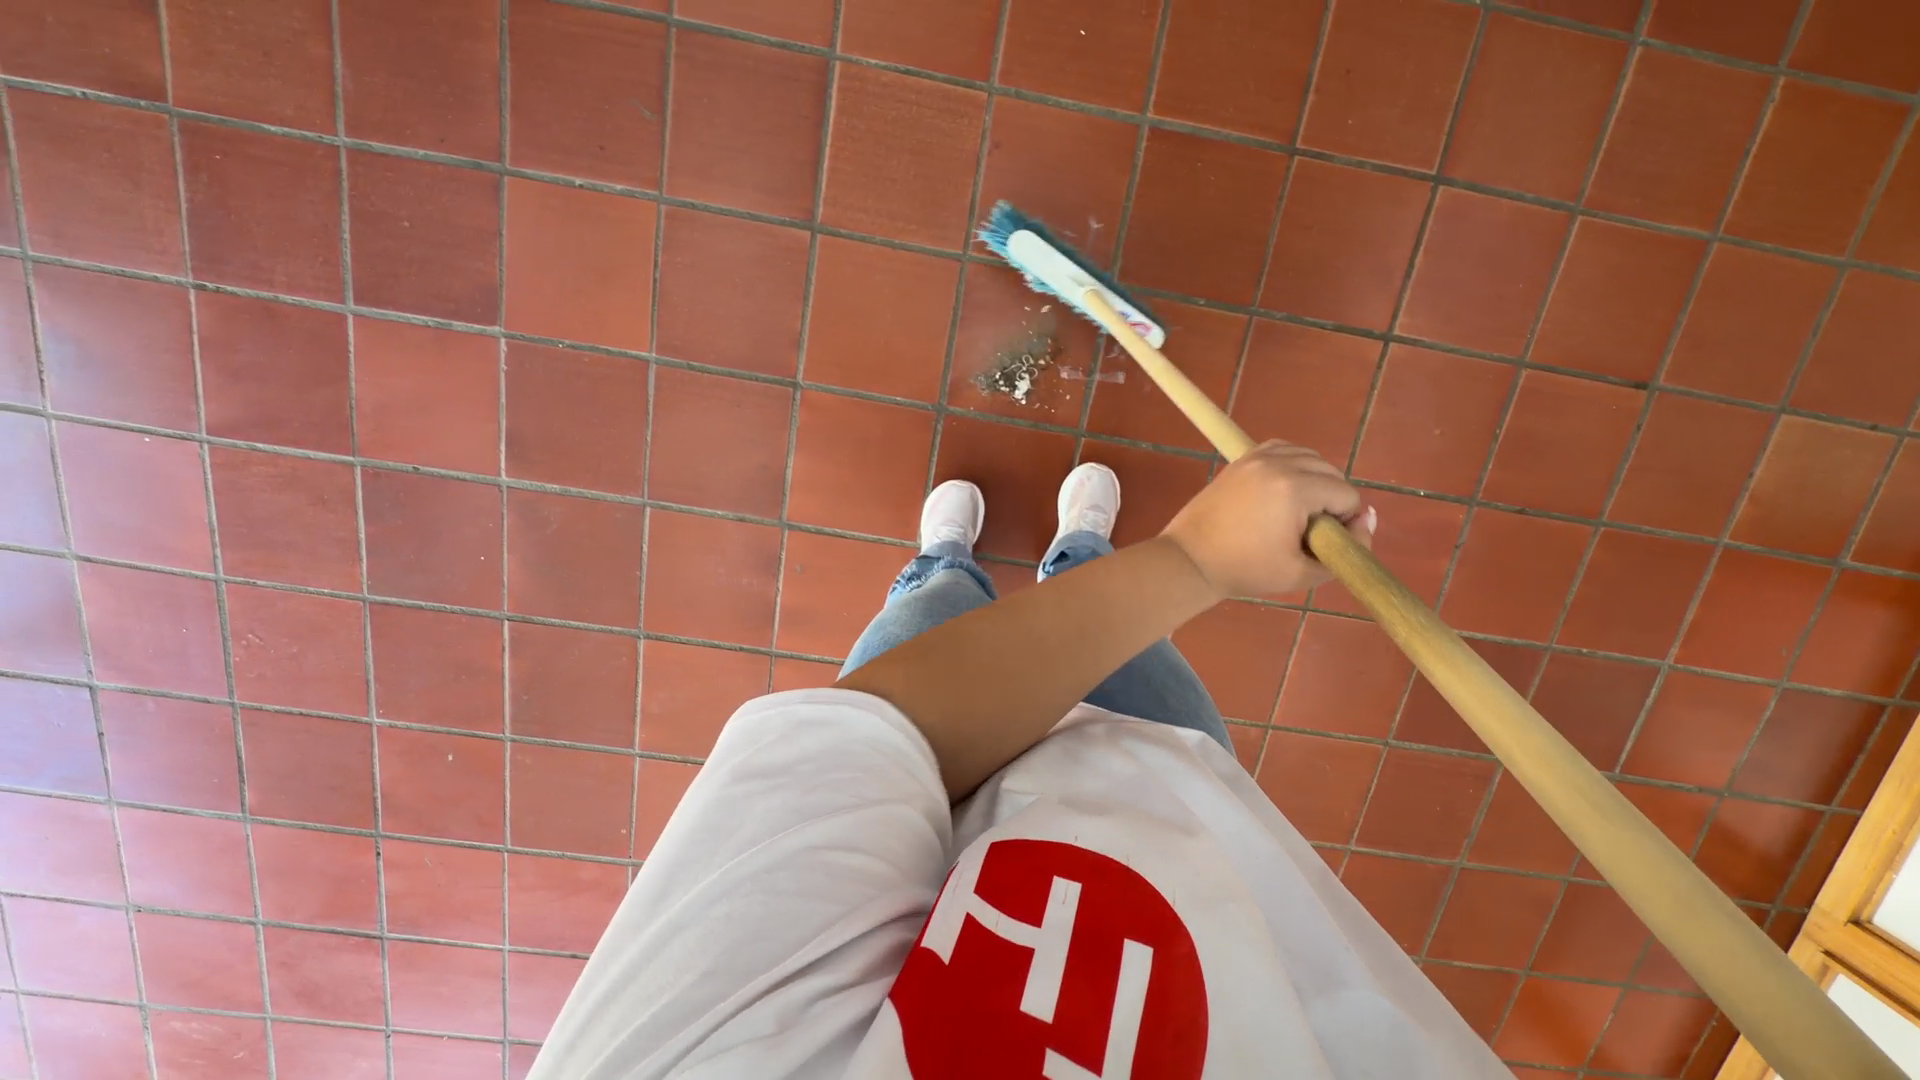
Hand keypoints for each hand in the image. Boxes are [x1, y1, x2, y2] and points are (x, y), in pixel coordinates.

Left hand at [1161, 440, 1375, 598]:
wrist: (1191, 559)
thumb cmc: (1246, 570)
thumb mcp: (1303, 572)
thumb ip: (1347, 549)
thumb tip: (1368, 520)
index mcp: (1295, 489)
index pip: (1346, 495)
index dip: (1346, 522)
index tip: (1326, 543)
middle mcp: (1279, 464)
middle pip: (1330, 472)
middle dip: (1332, 500)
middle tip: (1312, 531)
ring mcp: (1257, 457)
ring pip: (1308, 456)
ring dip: (1315, 480)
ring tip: (1300, 512)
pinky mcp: (1241, 459)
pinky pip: (1282, 448)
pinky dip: (1292, 463)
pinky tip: (1286, 489)